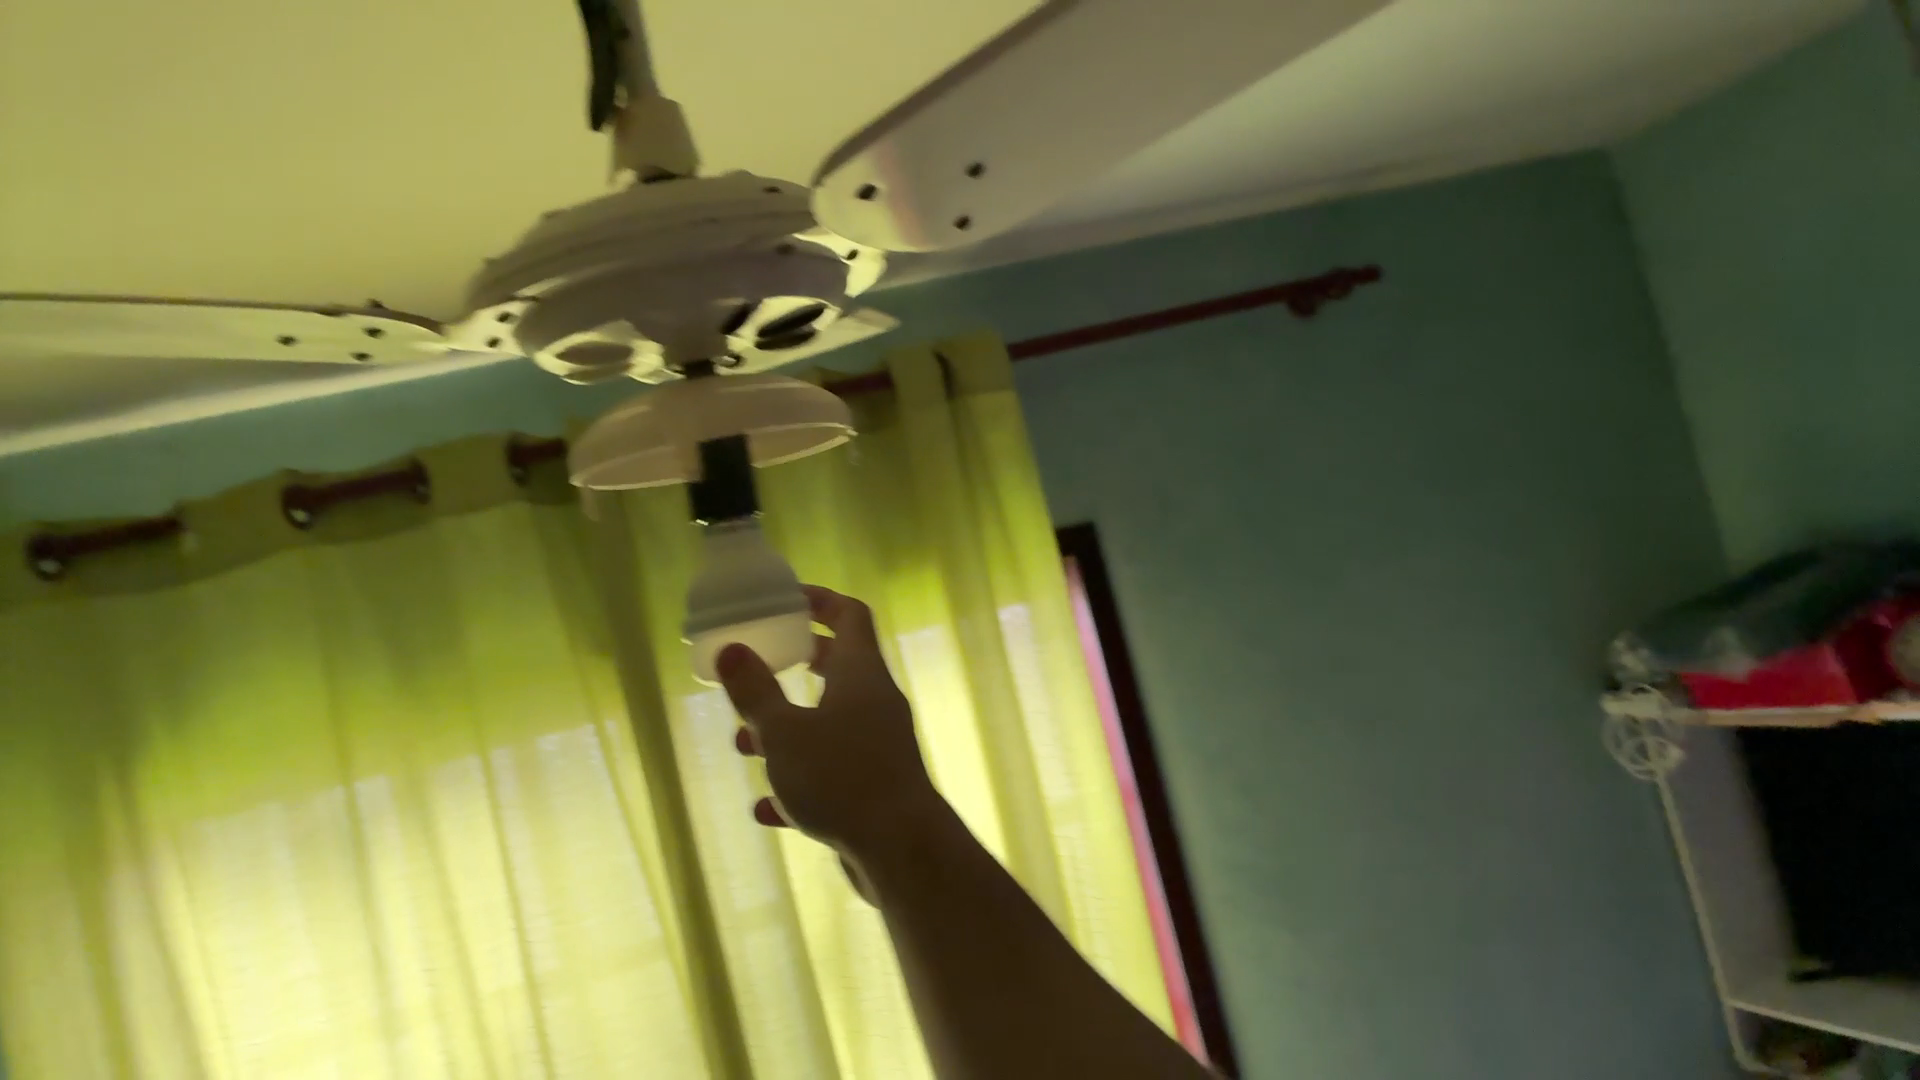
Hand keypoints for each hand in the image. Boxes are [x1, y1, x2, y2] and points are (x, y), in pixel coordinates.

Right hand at [717, 586, 944, 866]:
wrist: (900, 849)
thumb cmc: (841, 777)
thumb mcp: (784, 733)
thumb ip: (755, 691)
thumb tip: (731, 649)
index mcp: (861, 673)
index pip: (849, 615)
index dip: (820, 600)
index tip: (786, 600)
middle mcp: (875, 701)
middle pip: (838, 666)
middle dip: (796, 665)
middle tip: (761, 667)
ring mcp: (879, 745)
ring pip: (829, 723)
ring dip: (788, 729)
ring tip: (746, 746)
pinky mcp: (876, 786)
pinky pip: (833, 771)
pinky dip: (801, 781)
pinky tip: (767, 808)